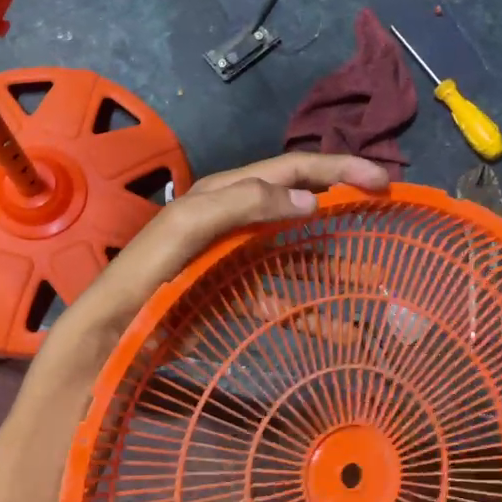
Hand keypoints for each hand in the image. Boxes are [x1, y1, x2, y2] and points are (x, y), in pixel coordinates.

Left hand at [55, 153, 389, 360]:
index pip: (293, 169)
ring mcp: (240, 259)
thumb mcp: (190, 225)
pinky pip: (286, 300)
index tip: (381, 181)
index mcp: (227, 191)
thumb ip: (245, 204)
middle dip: (346, 210)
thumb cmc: (149, 270)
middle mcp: (239, 219)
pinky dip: (316, 315)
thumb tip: (309, 201)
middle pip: (303, 207)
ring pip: (301, 257)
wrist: (114, 328)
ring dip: (338, 267)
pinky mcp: (238, 295)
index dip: (338, 169)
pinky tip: (346, 332)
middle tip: (388, 214)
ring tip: (378, 279)